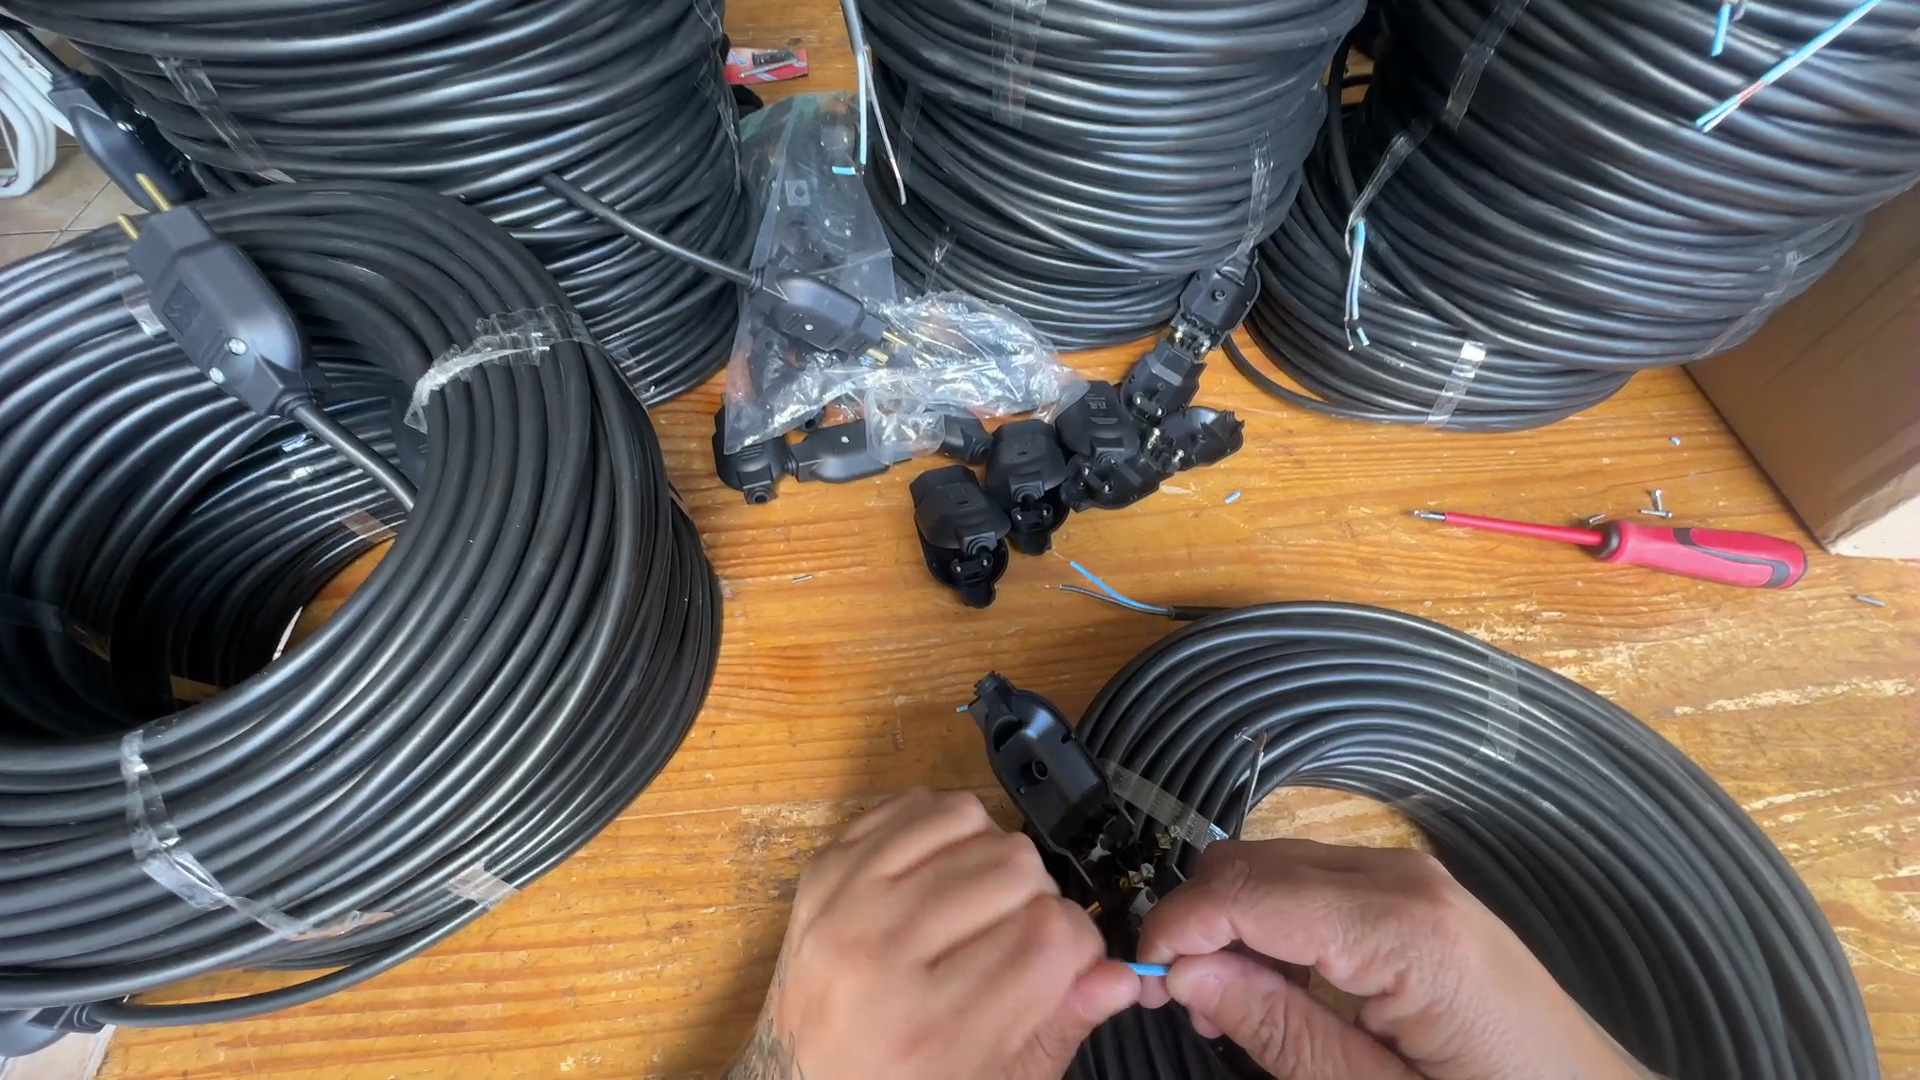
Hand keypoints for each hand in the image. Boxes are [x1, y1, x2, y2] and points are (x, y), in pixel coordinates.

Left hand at [731, 788, 1141, 1079]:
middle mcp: (882, 956)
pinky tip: (939, 868)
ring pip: (968, 818)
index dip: (1078, 943)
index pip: (1050, 937)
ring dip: (989, 852)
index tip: (1067, 960)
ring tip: (975, 898)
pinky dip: (942, 825)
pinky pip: (913, 802)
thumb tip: (1121, 972)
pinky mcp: (826, 864)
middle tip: (1014, 932)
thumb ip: (1059, 1028)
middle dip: (1036, 896)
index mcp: (930, 1032)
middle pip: (1014, 866)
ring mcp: (846, 898)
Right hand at [1137, 839, 1649, 1079]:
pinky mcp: (1406, 888)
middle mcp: (1397, 874)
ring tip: (1226, 1005)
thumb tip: (1180, 971)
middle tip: (1186, 1004)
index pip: (1247, 890)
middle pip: (1251, 865)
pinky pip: (1305, 884)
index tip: (1141, 976)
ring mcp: (1405, 873)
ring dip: (1228, 923)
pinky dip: (1267, 921)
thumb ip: (1279, 1031)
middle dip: (1199, 923)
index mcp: (1402, 927)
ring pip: (1270, 867)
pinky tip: (1272, 981)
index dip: (1179, 924)